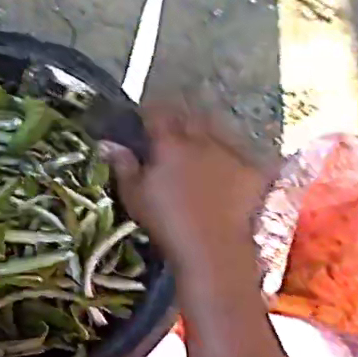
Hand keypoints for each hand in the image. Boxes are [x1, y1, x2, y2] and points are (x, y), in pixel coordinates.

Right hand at [100, 104, 268, 291]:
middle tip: (172, 130)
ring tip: (199, 146)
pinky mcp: (250, 170)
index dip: (151, 111)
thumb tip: (107, 144)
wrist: (210, 245)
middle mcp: (201, 140)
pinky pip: (239, 154)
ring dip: (206, 134)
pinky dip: (230, 157)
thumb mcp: (134, 195)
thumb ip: (123, 165)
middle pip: (190, 117)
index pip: (158, 113)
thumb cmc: (164, 220)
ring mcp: (228, 153)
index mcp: (169, 143)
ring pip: (216, 132)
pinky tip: (225, 168)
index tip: (145, 116)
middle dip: (180, 118)